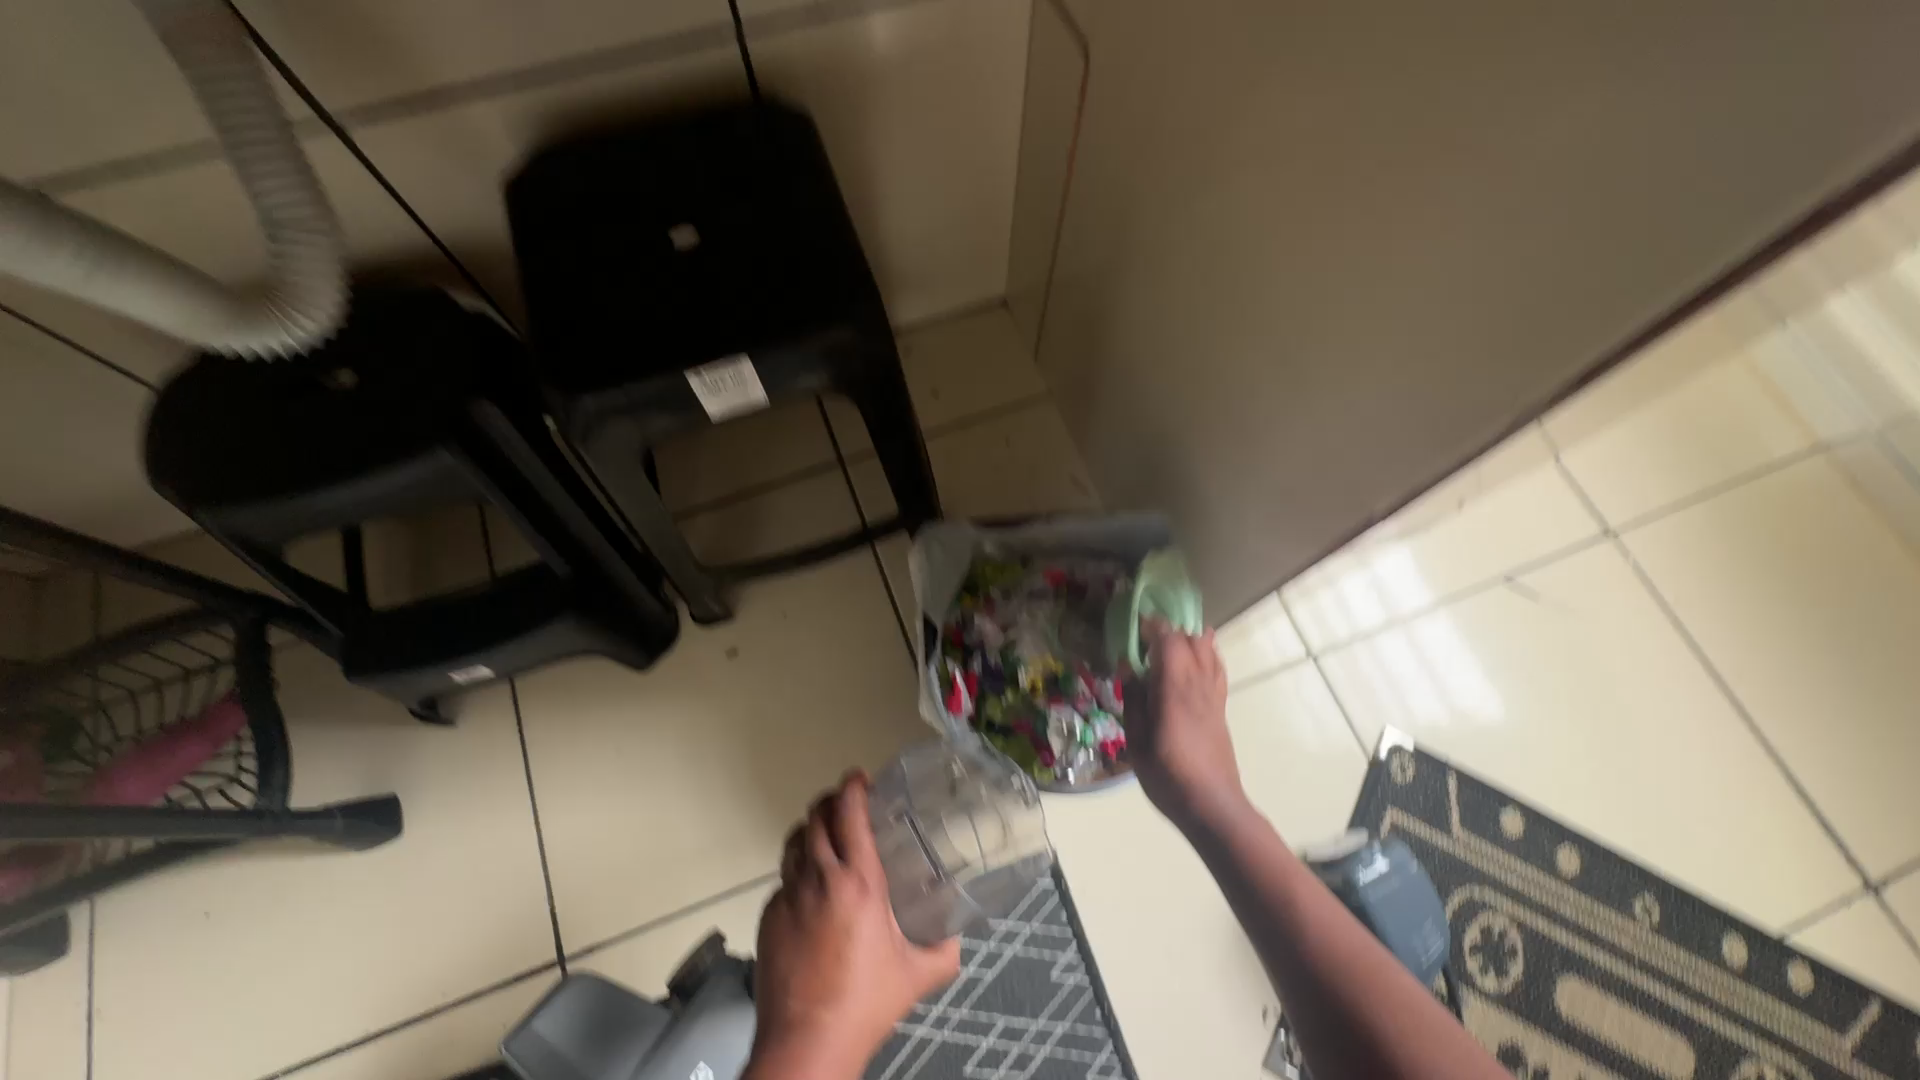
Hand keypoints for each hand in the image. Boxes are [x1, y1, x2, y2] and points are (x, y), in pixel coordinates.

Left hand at [748, 772, 962, 1079]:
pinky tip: (810, 887)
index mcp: (859, 883)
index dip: (852, 788)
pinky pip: (783, 880)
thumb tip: (956, 939)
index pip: (849, 814)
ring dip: (809, 830)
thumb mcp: (917, 976)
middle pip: (815, 819)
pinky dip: (797, 870)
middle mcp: (819, 880)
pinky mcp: (768, 919)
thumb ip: (943, 951)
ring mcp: (788, 898)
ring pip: (793, 844)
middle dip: (830, 803)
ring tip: (825, 833)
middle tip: (846, 803)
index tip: (858, 777)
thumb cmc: (865, 1004)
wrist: (807, 1042)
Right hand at [1134, 624, 1245, 829]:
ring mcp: (1213, 696)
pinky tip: (1193, 661)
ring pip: (1208, 650)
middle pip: (1191, 639)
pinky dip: (1205, 655)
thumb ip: (1133, 698)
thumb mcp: (1136, 739)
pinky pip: (1216, 668)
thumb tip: (1128, 665)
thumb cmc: (1166, 775)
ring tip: (1166, 648)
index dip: (1152, 626)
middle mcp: (1197, 685)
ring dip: (1188, 640)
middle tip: (1145, 640)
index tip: (1134, 626)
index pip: (1169, 640)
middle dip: (1169, 631)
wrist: (1211, 804)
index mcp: (1174, 689)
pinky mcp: (1220, 708)